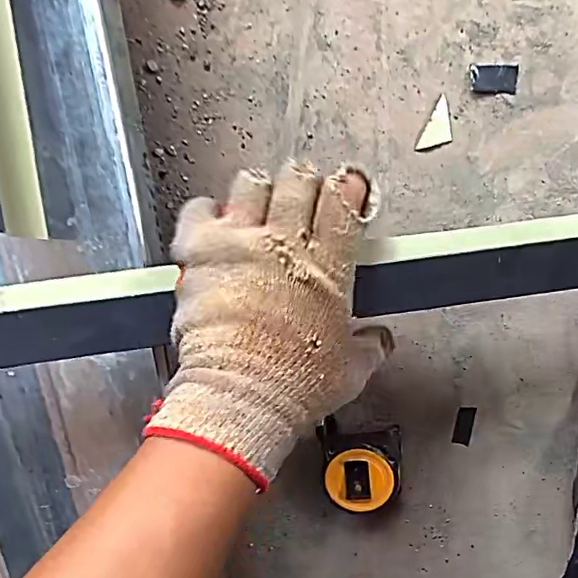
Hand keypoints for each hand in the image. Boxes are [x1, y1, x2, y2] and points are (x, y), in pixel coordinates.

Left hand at [143, 162, 392, 488]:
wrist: (243, 394)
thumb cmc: (295, 384)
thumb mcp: (352, 369)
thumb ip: (369, 346)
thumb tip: (377, 341)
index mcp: (328, 267)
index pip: (343, 203)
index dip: (348, 188)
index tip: (348, 188)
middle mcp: (283, 245)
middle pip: (298, 182)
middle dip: (306, 182)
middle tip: (307, 194)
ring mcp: (239, 244)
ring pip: (251, 184)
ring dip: (260, 190)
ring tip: (262, 203)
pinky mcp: (199, 252)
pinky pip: (199, 208)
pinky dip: (208, 211)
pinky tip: (215, 222)